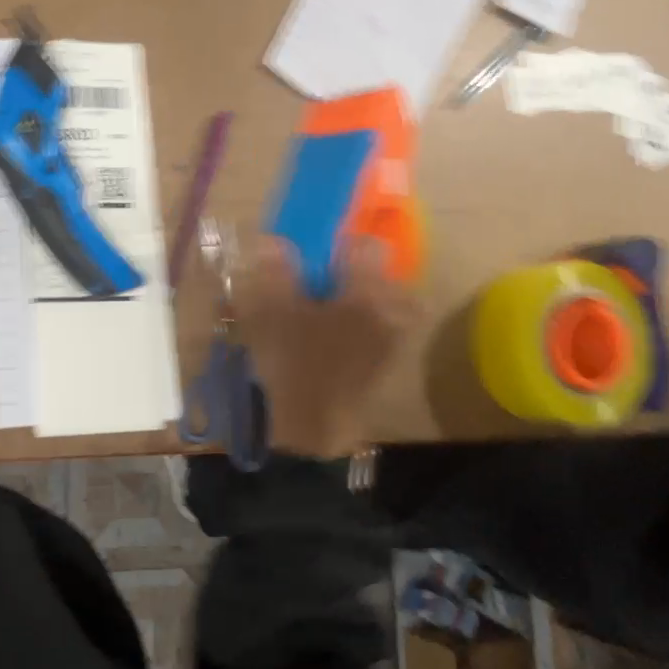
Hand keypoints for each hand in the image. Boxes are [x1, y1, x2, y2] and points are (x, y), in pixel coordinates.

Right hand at [233, 236, 419, 458]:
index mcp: (368, 290)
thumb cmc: (293, 365)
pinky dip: (358, 321)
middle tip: (312, 285)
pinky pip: (379, 323)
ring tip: (319, 313)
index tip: (310, 257)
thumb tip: (274, 241)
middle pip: (376, 271)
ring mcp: (397, 335)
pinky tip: (329, 337)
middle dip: (346, 272)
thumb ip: (275, 272)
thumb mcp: (271, 314)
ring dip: (353, 297)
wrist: (315, 427)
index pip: (364, 244)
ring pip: (378, 298)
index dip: (335, 244)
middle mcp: (394, 307)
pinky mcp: (390, 357)